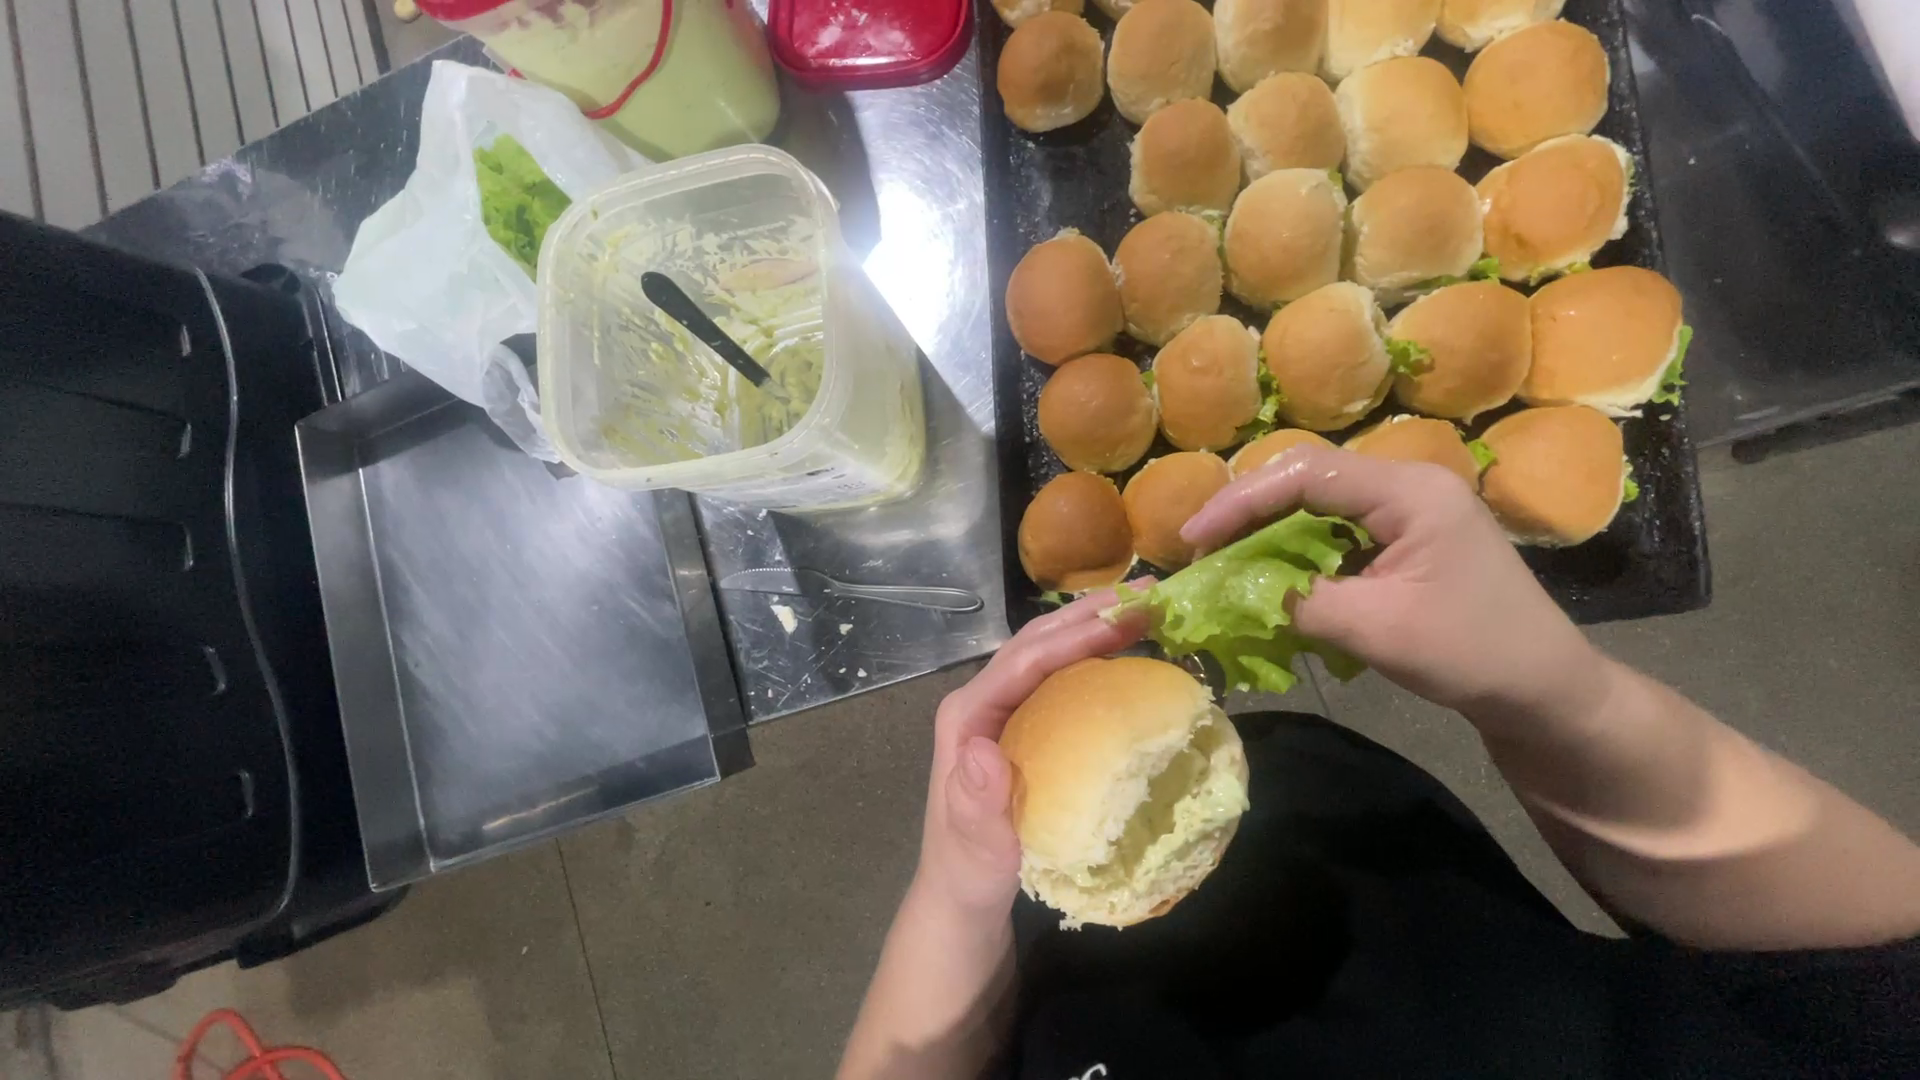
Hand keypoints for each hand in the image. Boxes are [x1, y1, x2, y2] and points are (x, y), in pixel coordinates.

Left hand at [914, 586, 1152, 918]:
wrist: (964, 899)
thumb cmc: (969, 873)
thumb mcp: (974, 850)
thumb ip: (975, 804)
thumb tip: (984, 750)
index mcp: (967, 717)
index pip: (1022, 662)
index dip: (1071, 637)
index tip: (1123, 619)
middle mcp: (983, 702)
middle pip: (1036, 644)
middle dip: (1088, 614)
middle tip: (1147, 593)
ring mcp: (1004, 712)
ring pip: (1049, 654)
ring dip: (1093, 627)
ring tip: (1145, 609)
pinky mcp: (1025, 727)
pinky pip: (1061, 680)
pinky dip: (1094, 659)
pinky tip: (1128, 654)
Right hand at [1181, 445, 1609, 731]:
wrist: (1546, 690)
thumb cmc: (1472, 654)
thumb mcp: (1375, 630)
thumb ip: (1296, 601)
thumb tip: (1228, 590)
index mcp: (1411, 491)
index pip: (1307, 474)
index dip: (1240, 501)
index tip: (1194, 539)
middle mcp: (1407, 484)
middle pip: (1306, 476)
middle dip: (1245, 508)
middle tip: (1199, 546)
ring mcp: (1406, 508)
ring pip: (1314, 499)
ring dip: (1263, 526)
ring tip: (1219, 555)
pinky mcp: (1401, 534)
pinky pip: (1331, 525)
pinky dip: (1289, 545)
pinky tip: (1264, 568)